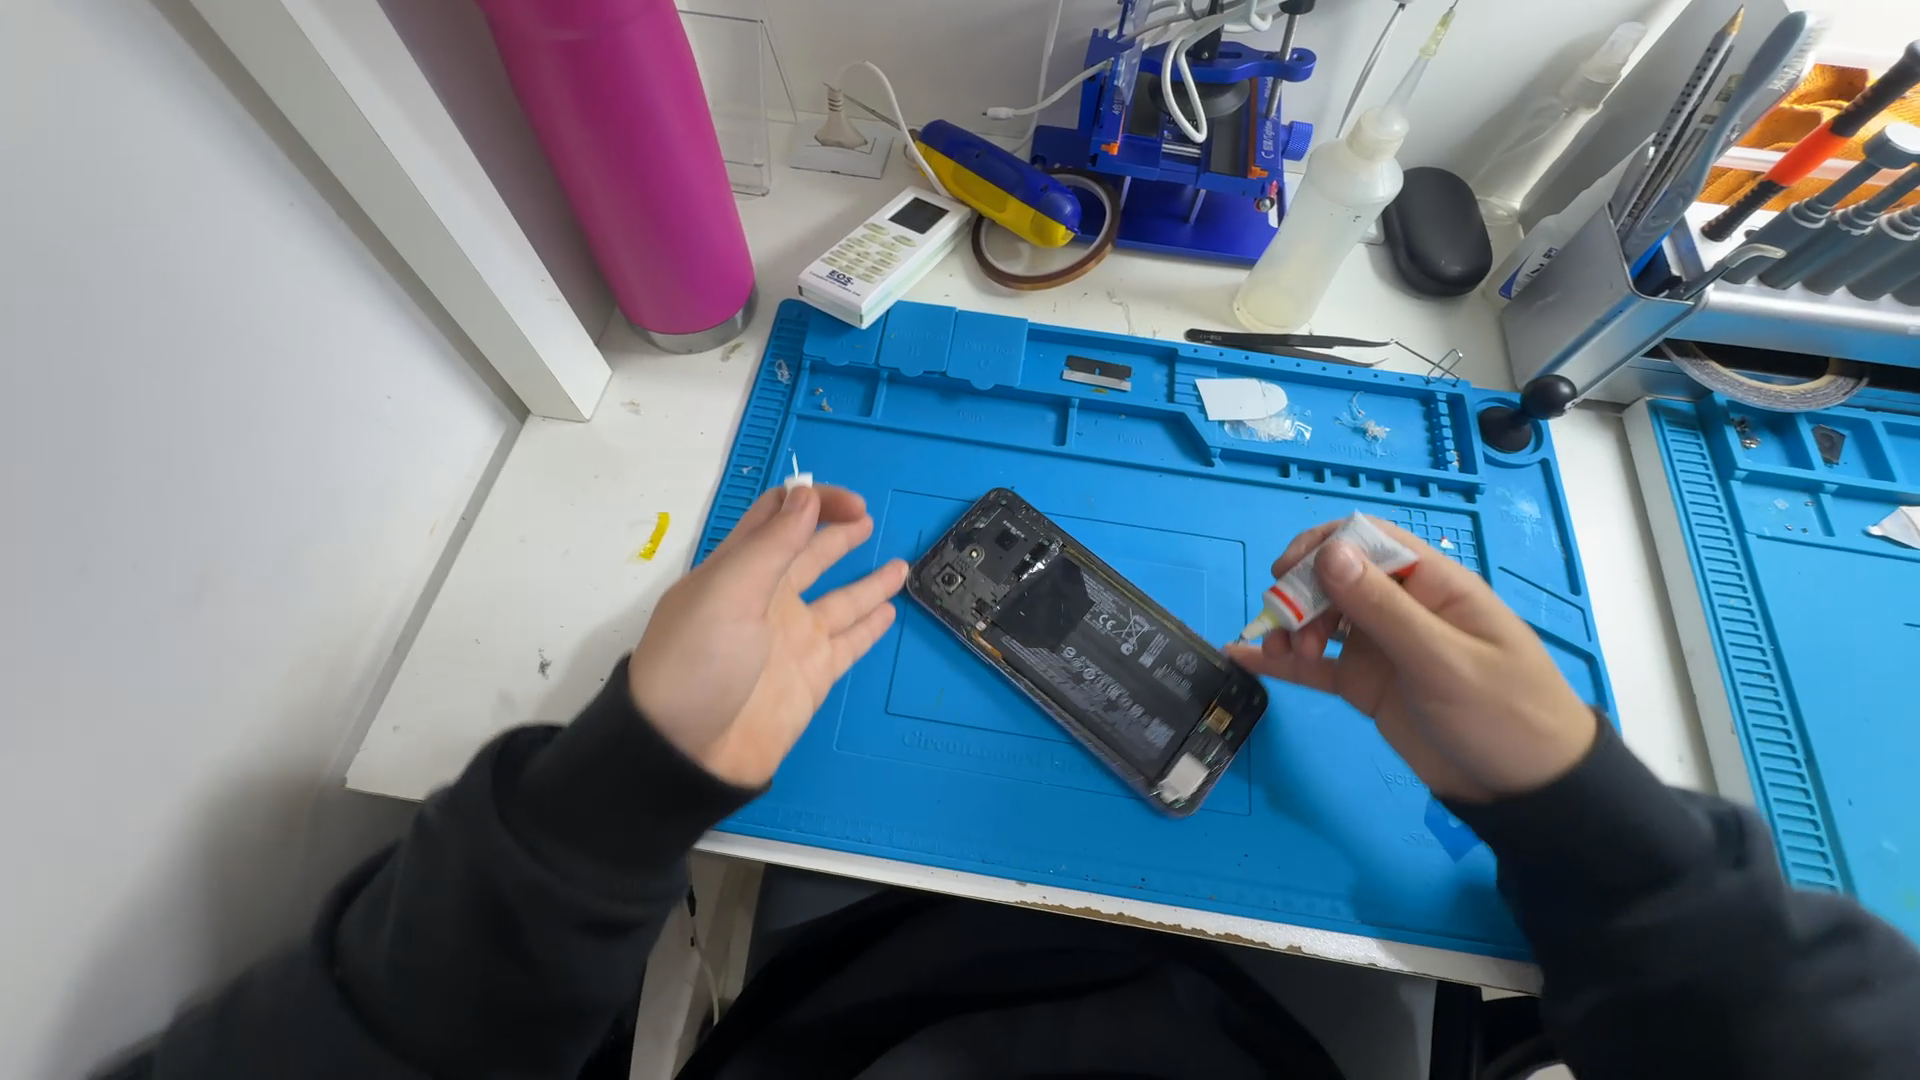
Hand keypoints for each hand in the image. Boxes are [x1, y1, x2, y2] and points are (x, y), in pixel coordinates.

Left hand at [627, 485, 906, 786]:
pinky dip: (870, 625)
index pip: (777, 517)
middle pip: (811, 553)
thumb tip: (808, 494)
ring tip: (900, 565)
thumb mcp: (728, 592)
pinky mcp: (814, 674)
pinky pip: (851, 642)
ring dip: (869, 580)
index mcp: (740, 570)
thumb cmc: (699, 661)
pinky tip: (889, 611)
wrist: (687, 752)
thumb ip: (773, 543)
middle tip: (868, 520)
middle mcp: (770, 598)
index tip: (850, 504)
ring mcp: (794, 638)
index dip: (811, 501)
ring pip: (842, 598)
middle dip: (837, 531)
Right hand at [1224, 517, 1596, 801]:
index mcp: (1431, 585)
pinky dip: (1281, 660)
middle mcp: (1399, 607)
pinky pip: (1313, 664)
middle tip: (1287, 627)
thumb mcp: (1443, 659)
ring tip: (1278, 653)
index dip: (1322, 545)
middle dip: (1299, 594)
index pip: (1367, 540)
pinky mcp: (1363, 682)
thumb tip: (1328, 551)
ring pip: (1317, 618)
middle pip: (1332, 578)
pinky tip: (1244, 657)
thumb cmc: (1504, 714)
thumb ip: (1382, 606)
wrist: (1525, 793)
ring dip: (1289, 627)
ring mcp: (1378, 645)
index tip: (1286, 570)